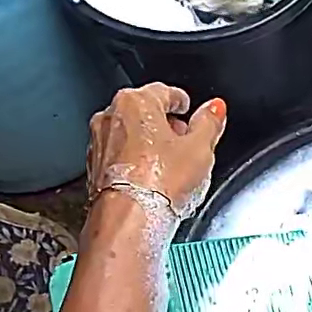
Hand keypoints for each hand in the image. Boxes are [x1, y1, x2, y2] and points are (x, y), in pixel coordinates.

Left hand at [86, 83, 225, 217]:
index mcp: (136, 102)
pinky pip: (120, 159)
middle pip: (144, 113)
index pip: (164, 92)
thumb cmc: (160, 183)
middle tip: (184, 142)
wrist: (130, 219)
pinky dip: (135, 164)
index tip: (187, 107)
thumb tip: (216, 109)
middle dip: (165, 125)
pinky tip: (150, 180)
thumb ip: (210, 123)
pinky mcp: (95, 169)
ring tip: (169, 166)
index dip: (180, 100)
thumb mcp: (200, 149)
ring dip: (148, 145)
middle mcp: (111, 117)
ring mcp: (99, 143)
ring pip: (130, 136)